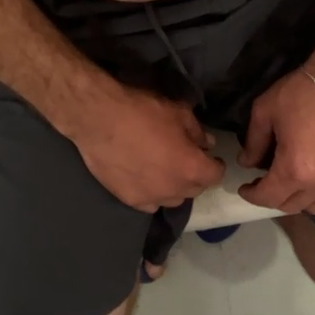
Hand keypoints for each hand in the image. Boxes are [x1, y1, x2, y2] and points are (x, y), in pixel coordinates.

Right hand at [69, 82, 226, 212]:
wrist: (99, 119)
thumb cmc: (141, 111)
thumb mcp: (177, 111)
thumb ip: (197, 131)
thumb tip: (207, 144)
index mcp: (191, 168)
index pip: (215, 175)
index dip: (215, 164)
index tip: (208, 155)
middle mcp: (175, 190)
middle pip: (196, 189)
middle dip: (195, 175)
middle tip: (185, 158)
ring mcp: (151, 198)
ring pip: (174, 199)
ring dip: (175, 186)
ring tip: (164, 169)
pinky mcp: (130, 200)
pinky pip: (151, 203)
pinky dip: (153, 193)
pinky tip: (145, 178)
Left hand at [238, 37, 314, 214]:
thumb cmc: (303, 93)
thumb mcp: (265, 111)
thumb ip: (254, 142)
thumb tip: (247, 162)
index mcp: (294, 170)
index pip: (268, 197)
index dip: (252, 195)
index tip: (245, 188)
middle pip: (292, 206)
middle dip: (274, 197)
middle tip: (265, 181)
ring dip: (301, 199)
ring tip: (293, 181)